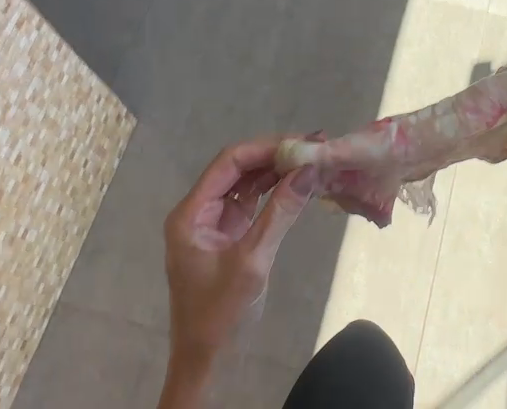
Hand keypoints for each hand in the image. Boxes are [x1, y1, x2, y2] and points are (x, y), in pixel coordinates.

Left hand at [162, 138, 318, 364]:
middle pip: (238, 168)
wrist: (206, 363)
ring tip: (313, 159)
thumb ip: (280, 213)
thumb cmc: (221, 315)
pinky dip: (275, 192)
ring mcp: (213, 223)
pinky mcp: (229, 236)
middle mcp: (199, 211)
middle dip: (275, 156)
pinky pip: (252, 203)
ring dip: (277, 172)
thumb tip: (310, 171)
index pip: (229, 163)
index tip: (302, 144)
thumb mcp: (253, 261)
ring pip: (247, 183)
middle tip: (315, 147)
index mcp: (191, 213)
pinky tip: (299, 184)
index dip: (266, 148)